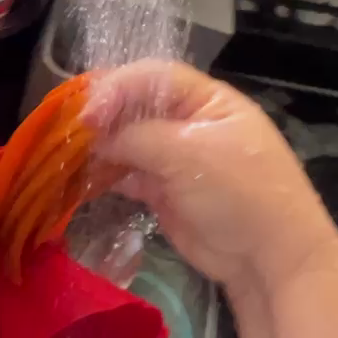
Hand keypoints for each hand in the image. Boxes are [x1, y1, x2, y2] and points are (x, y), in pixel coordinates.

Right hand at [85, 61, 337, 295]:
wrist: (268, 259)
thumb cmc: (239, 193)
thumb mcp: (190, 154)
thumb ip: (137, 138)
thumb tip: (94, 137)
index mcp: (206, 101)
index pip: (152, 78)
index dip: (116, 89)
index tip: (89, 115)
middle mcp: (188, 123)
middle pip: (135, 107)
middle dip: (103, 117)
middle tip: (71, 133)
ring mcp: (175, 158)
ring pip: (127, 142)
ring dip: (100, 147)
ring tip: (70, 156)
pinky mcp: (163, 191)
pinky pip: (127, 175)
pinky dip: (106, 176)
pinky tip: (84, 180)